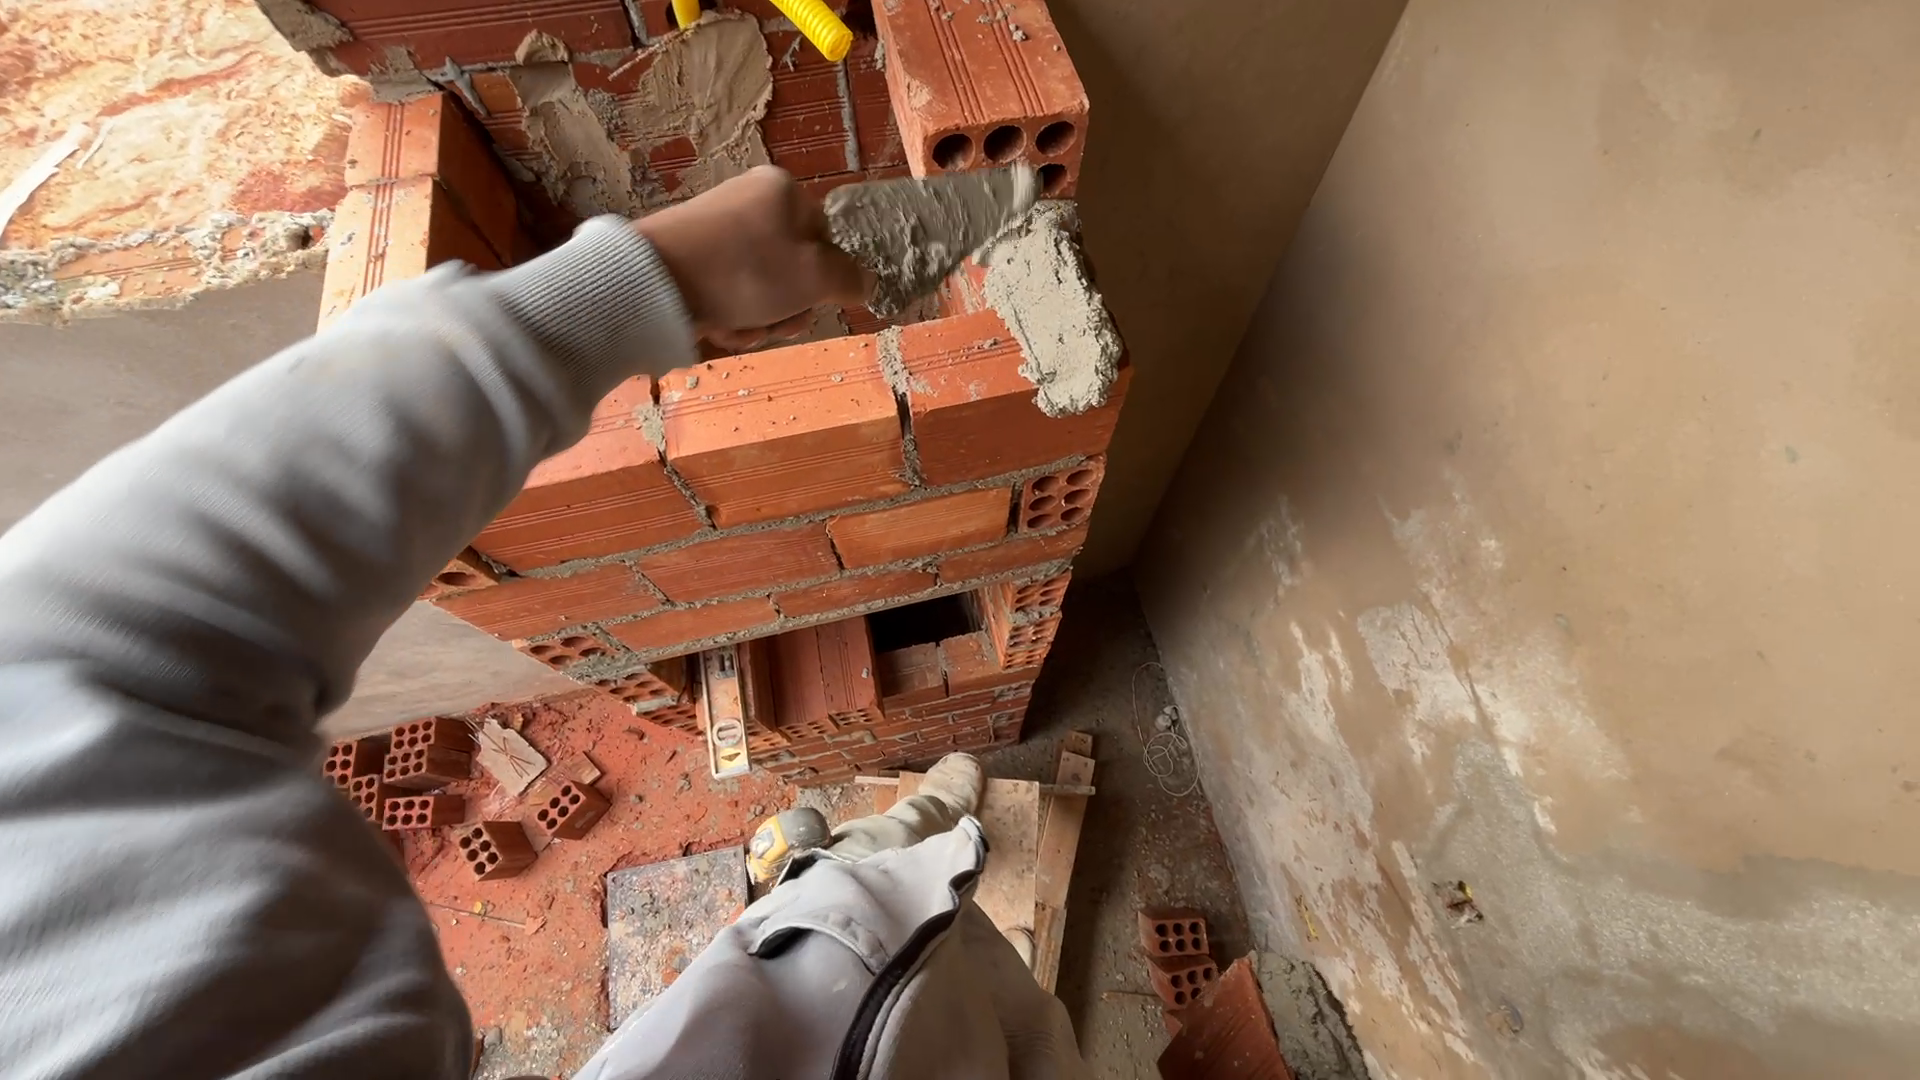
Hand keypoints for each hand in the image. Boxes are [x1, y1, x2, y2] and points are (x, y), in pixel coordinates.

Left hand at [634, 166, 869, 350]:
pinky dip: (733, 319)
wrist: (656, 283)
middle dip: (789, 308)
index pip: (827, 240)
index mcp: (784, 193)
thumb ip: (851, 279)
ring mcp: (721, 233)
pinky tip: (720, 325)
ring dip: (762, 321)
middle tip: (778, 320)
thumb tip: (869, 281)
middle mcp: (752, 204)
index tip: (816, 300)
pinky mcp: (695, 261)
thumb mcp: (815, 277)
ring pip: (765, 292)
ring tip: (743, 326)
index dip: (826, 278)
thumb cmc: (746, 271)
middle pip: (795, 272)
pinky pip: (733, 296)